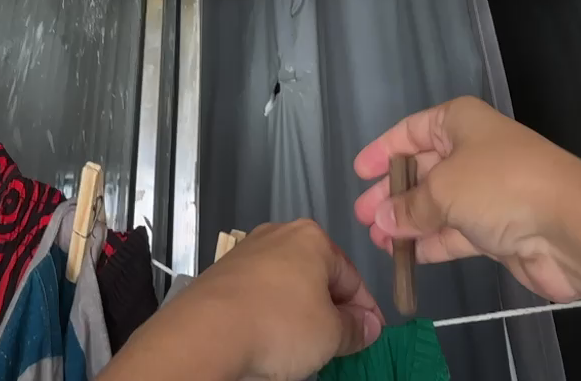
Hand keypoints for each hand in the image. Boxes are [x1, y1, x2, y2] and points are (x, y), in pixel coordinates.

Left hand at [113, 219, 381, 380]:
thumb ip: (355, 328)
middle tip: (340, 344)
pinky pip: (262, 292)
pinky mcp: (226, 271)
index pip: (351, 275)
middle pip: (319, 275)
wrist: (208, 330)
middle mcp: (280, 234)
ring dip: (302, 312)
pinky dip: (273, 313)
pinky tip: (273, 339)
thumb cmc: (279, 324)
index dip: (366, 310)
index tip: (372, 336)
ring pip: (289, 284)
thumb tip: (369, 324)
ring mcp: (250, 251)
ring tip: (306, 347)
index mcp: (312, 238)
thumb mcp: (330, 334)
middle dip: (332, 310)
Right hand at [353, 96, 580, 303]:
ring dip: (408, 222)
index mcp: (459, 121)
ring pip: (436, 204)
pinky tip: (408, 255)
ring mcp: (485, 191)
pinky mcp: (497, 228)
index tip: (359, 172)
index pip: (411, 131)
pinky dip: (431, 241)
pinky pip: (454, 231)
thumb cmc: (500, 184)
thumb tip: (382, 218)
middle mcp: (471, 150)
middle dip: (393, 193)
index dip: (383, 151)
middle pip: (422, 169)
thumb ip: (409, 206)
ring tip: (378, 239)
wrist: (571, 227)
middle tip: (363, 215)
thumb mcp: (444, 188)